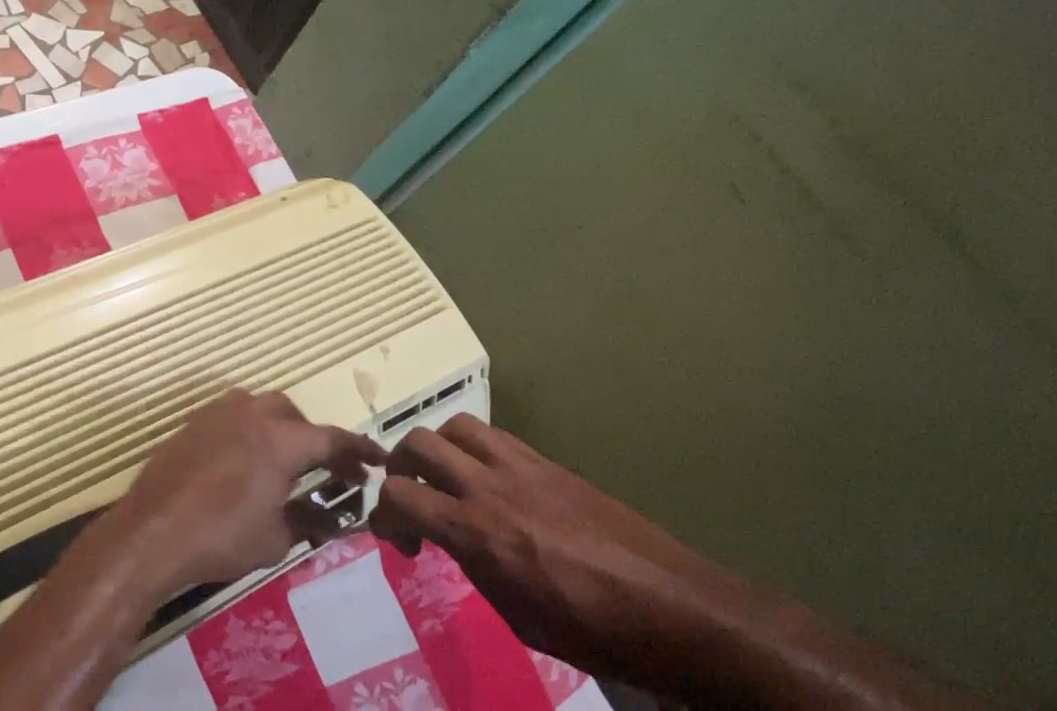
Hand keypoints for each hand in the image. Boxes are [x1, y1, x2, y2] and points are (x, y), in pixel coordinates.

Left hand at [109, 390, 385, 591]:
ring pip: (258, 407)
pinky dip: (247, 432)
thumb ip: (306, 522)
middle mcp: (251, 415)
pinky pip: (229, 417)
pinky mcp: (190, 425)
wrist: (152, 531)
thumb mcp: (275, 539)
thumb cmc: (221, 537)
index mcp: (280, 441)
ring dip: (278, 428)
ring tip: (283, 461)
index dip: (359, 449)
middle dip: (314, 438)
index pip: (331, 438)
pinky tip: (243, 461)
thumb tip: (330, 520)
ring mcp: (216, 415)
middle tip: (326, 468)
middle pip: (293, 415)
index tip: (378, 459)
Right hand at [367, 415, 999, 708]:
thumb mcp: (516, 615)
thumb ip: (473, 566)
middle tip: (411, 498)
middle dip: (399, 468)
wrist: (675, 609)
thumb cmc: (592, 632)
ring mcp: (522, 467)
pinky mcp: (551, 463)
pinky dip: (477, 451)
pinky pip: (497, 437)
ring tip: (447, 479)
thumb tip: (453, 544)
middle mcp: (490, 487)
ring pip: (456, 426)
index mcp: (477, 532)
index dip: (381, 515)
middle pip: (417, 443)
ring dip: (438, 448)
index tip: (395, 538)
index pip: (398, 497)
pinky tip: (491, 483)